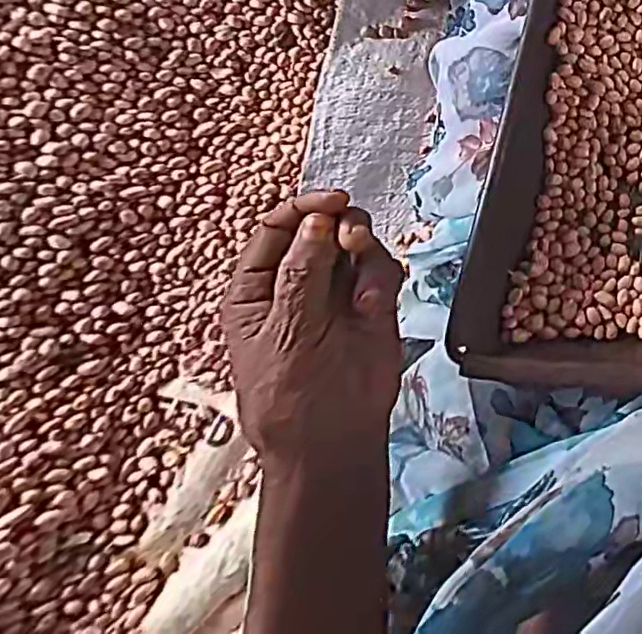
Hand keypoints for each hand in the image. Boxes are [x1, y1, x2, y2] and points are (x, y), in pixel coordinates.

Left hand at [220, 192, 403, 466]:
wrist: (335, 439)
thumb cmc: (291, 398)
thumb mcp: (286, 335)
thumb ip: (302, 276)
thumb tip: (316, 221)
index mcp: (258, 287)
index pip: (277, 227)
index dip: (305, 207)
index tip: (335, 202)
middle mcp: (298, 279)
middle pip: (322, 226)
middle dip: (342, 228)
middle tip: (354, 242)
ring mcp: (337, 289)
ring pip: (357, 242)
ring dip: (366, 254)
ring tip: (366, 291)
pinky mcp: (371, 299)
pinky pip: (382, 268)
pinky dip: (383, 280)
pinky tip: (374, 307)